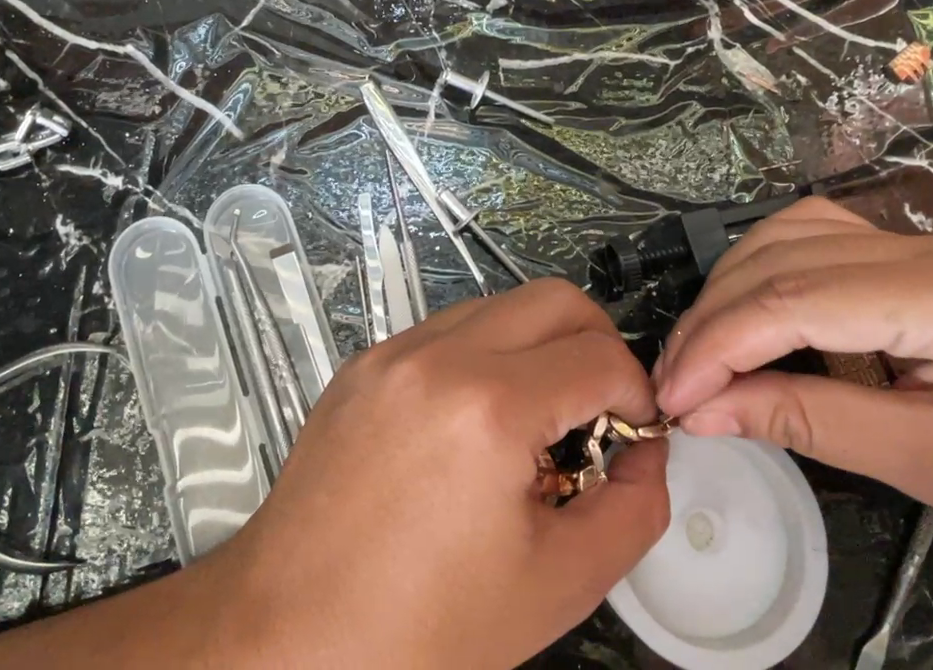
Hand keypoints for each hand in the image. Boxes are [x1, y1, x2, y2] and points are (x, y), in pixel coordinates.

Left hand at [214, 278, 669, 668]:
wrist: (288, 634)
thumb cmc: (418, 626)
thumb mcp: (559, 583)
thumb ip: (634, 508)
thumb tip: (644, 453)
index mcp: (487, 406)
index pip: (601, 357)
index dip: (638, 395)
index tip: (633, 436)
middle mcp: (435, 357)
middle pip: (553, 299)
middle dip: (596, 344)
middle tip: (600, 412)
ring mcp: (389, 355)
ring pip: (496, 307)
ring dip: (535, 348)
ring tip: (533, 425)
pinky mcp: (361, 368)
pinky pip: (444, 333)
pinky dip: (481, 358)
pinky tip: (475, 428)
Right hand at [651, 197, 932, 567]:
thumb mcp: (932, 465)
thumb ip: (808, 422)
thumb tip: (701, 410)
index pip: (797, 298)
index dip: (719, 346)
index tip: (671, 400)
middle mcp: (932, 243)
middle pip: (782, 258)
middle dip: (713, 321)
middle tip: (673, 387)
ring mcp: (924, 241)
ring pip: (788, 236)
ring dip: (731, 292)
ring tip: (700, 356)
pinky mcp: (915, 257)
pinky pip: (814, 243)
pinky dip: (764, 278)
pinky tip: (750, 318)